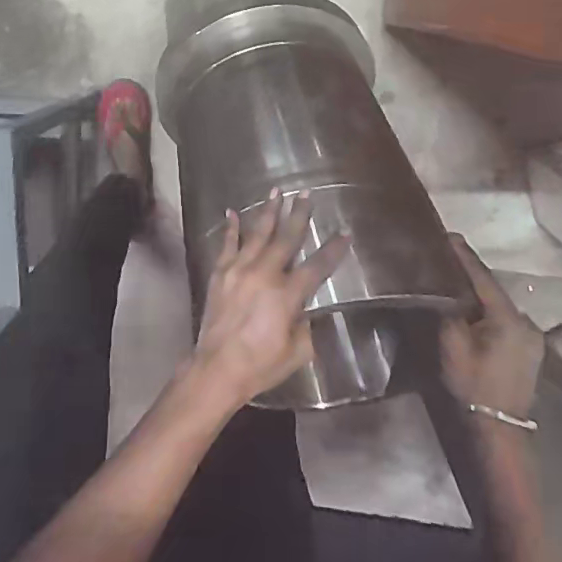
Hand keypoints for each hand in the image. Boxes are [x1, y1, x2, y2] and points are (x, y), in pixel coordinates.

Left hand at [192, 190, 351, 405]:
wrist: (216, 370)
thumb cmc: (260, 365)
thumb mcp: (297, 351)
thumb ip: (306, 326)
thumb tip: (304, 310)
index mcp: (288, 295)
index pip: (317, 266)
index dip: (333, 250)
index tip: (345, 233)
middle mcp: (265, 275)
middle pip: (287, 238)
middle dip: (299, 214)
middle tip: (306, 194)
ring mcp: (239, 271)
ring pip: (258, 234)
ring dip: (269, 211)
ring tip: (276, 191)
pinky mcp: (220, 274)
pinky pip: (227, 245)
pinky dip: (231, 228)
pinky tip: (233, 212)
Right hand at [441, 235, 544, 420]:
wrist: (499, 428)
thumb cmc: (473, 386)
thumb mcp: (453, 347)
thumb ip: (450, 314)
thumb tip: (446, 293)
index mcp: (508, 318)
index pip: (483, 279)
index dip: (465, 257)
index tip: (449, 236)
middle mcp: (527, 322)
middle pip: (494, 291)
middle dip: (472, 277)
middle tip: (449, 261)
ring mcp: (533, 338)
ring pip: (501, 307)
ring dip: (481, 297)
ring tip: (459, 286)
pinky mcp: (530, 351)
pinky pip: (507, 322)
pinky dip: (490, 314)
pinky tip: (476, 315)